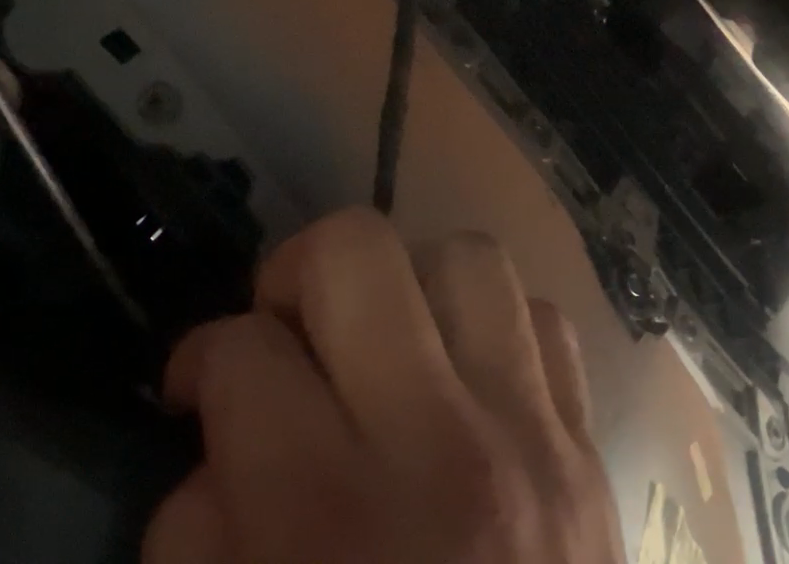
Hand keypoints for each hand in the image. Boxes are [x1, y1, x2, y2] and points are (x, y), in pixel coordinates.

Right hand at [147, 208, 624, 563]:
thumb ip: (196, 537)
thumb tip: (219, 442)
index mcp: (332, 514)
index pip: (243, 354)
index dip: (200, 359)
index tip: (197, 388)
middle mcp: (442, 446)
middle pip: (357, 252)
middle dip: (296, 271)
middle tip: (287, 333)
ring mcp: (535, 439)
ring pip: (465, 259)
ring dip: (404, 282)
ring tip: (378, 340)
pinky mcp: (591, 452)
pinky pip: (543, 322)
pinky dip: (491, 326)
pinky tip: (462, 377)